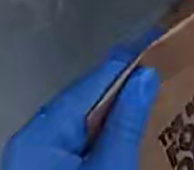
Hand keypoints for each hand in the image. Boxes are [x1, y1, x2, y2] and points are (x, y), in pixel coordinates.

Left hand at [2, 31, 161, 169]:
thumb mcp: (109, 169)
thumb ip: (125, 124)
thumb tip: (145, 74)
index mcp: (39, 131)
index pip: (90, 82)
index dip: (126, 60)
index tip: (157, 37)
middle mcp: (32, 137)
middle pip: (86, 99)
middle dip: (123, 82)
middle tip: (161, 62)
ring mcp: (37, 157)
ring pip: (84, 121)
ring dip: (116, 107)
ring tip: (151, 89)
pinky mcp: (46, 169)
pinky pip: (79, 142)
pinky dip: (104, 132)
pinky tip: (127, 125)